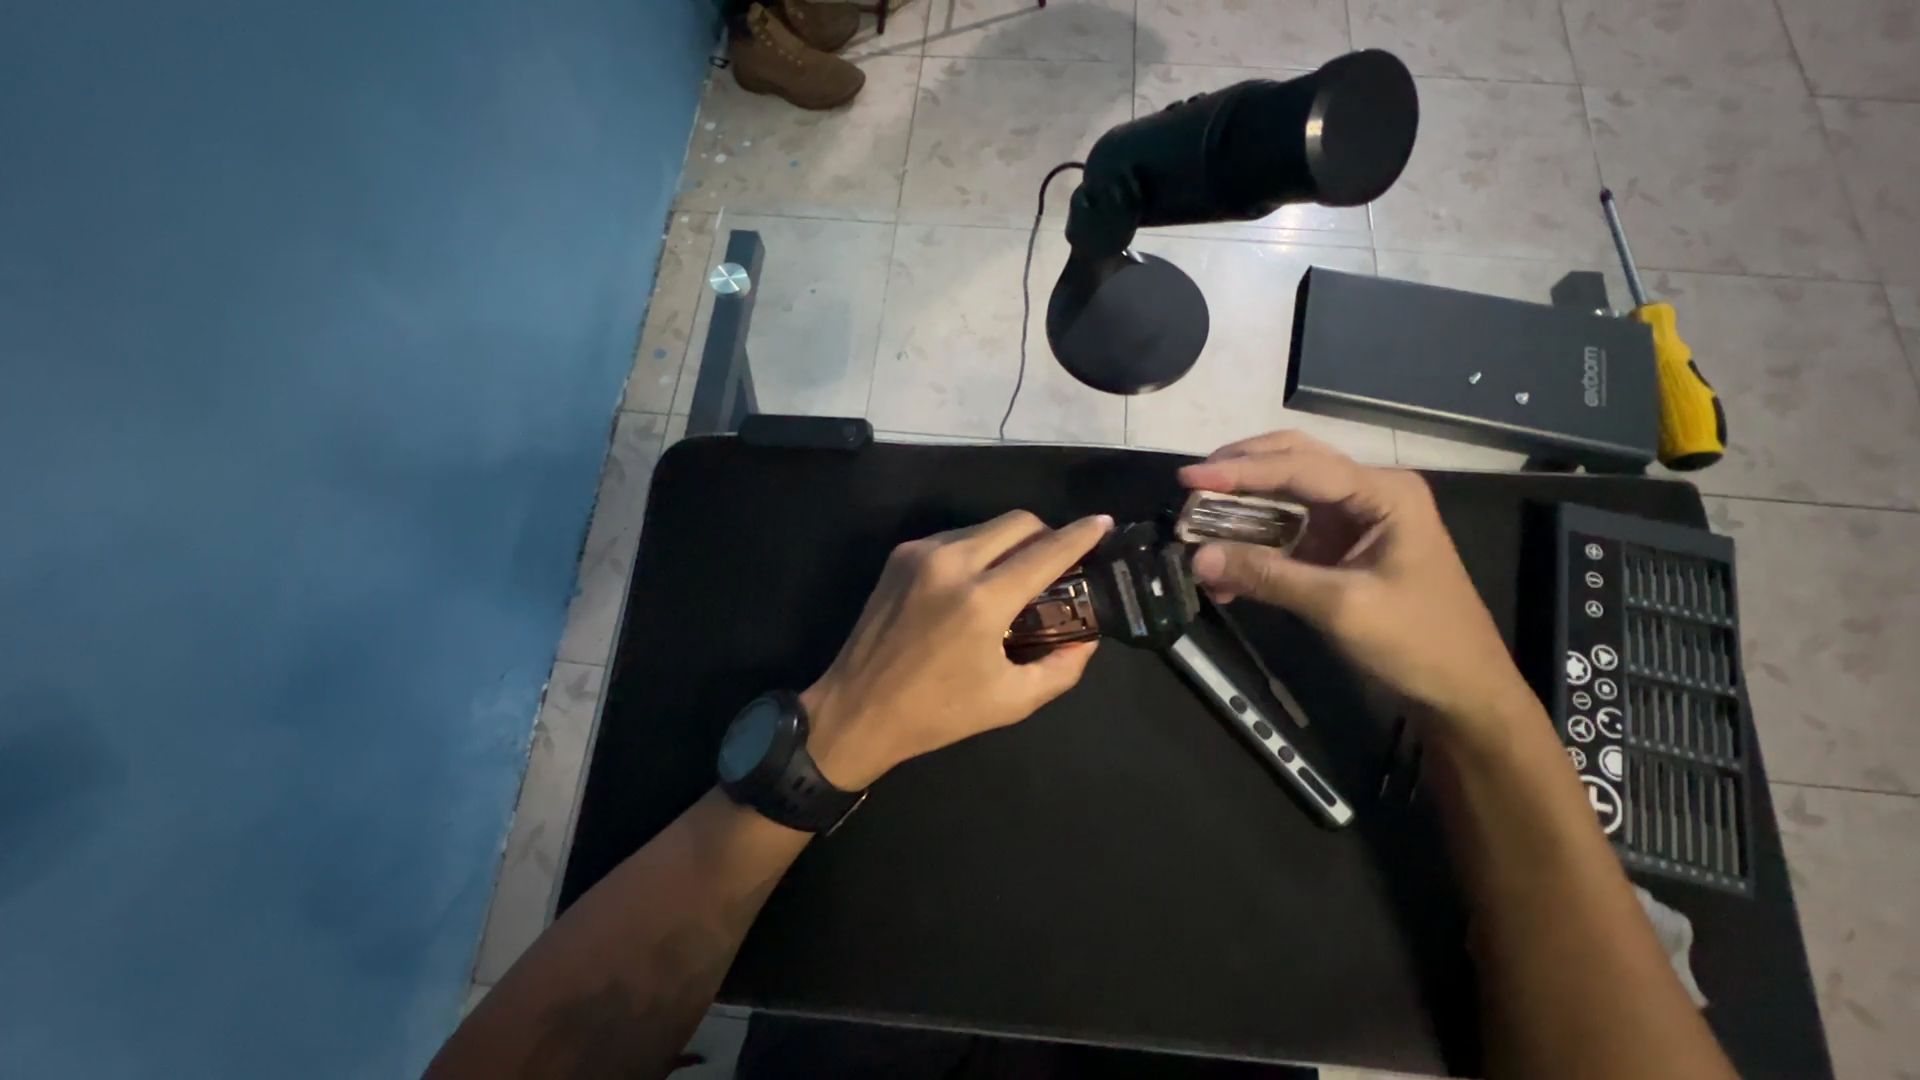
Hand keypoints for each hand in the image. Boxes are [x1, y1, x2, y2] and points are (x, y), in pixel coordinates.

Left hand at [802, 511, 1113, 788]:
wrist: (857, 708)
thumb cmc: (938, 712)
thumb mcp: (1011, 700)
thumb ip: (1061, 667)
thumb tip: (1087, 639)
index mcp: (982, 600)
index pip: (1047, 551)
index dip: (1082, 534)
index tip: (1103, 524)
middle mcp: (952, 562)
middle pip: (1018, 522)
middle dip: (1047, 534)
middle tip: (1059, 564)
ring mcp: (921, 553)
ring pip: (985, 526)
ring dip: (1011, 543)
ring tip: (1016, 578)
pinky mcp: (901, 555)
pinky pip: (955, 537)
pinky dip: (978, 550)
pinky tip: (977, 583)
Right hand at [1178, 431, 1533, 735]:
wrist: (1462, 692)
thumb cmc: (1417, 642)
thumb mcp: (1339, 607)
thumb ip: (1267, 577)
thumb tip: (1196, 559)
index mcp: (1384, 493)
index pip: (1299, 467)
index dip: (1240, 471)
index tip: (1188, 478)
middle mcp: (1369, 494)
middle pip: (1293, 463)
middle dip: (1241, 471)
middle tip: (1191, 485)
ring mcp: (1355, 521)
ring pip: (1286, 497)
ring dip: (1242, 510)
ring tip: (1197, 522)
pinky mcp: (1341, 549)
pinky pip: (1288, 534)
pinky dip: (1254, 545)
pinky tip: (1225, 567)